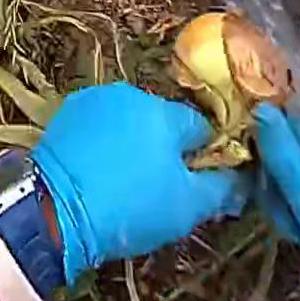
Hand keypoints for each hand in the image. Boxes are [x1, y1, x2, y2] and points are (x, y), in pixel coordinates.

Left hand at [33, 83, 250, 282]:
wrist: (55, 206)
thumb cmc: (130, 204)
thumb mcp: (185, 207)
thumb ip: (221, 188)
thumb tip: (244, 180)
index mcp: (164, 112)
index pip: (200, 127)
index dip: (203, 156)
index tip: (197, 182)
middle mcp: (132, 93)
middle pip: (163, 121)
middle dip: (166, 148)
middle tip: (158, 187)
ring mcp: (98, 97)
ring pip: (131, 120)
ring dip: (134, 141)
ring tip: (123, 180)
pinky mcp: (70, 110)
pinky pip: (101, 122)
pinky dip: (104, 139)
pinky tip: (97, 167)